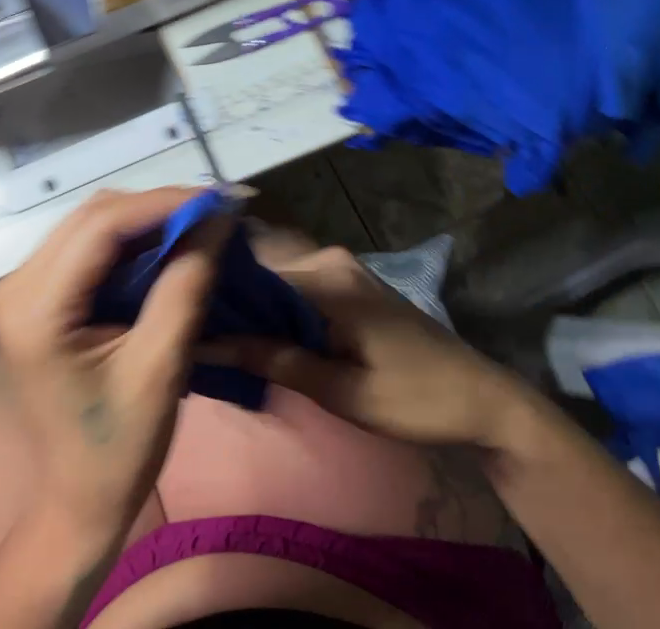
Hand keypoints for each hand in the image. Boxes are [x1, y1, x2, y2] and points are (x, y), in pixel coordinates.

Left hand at [0, 188, 224, 533]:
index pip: (100, 227)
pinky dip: (127, 244)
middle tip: (215, 212)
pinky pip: (83, 250)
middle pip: (90, 218)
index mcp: (34, 308)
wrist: (78, 497)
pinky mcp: (33, 298)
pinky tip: (166, 247)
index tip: (219, 200)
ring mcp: (18, 290)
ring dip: (143, 222)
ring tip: (199, 226)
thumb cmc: (119, 447)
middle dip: (155, 209)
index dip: (163, 204)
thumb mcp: (160, 367)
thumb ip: (184, 287)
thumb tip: (215, 221)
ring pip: (87, 227)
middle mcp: (14, 287)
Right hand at [203, 247, 539, 452]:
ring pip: (270, 270)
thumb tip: (203, 344)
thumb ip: (271, 360)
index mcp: (326, 278)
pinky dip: (265, 299)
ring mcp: (338, 267)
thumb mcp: (339, 390)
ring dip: (243, 294)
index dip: (211, 291)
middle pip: (257, 264)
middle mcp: (328, 258)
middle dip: (222, 289)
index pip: (249, 272)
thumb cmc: (415, 399)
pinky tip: (245, 324)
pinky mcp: (344, 282)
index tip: (175, 311)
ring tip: (205, 322)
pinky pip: (290, 280)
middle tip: (185, 320)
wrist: (485, 402)